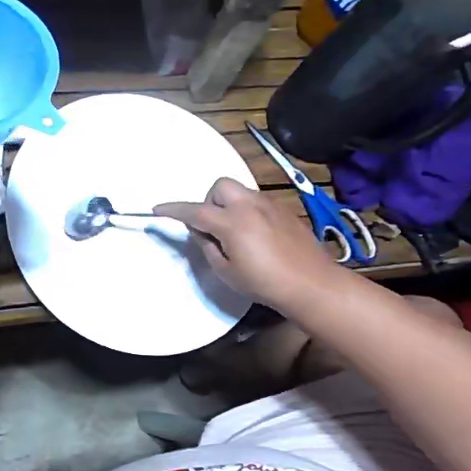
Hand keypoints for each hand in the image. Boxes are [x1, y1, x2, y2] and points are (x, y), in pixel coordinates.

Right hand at [155, 178, 340, 308]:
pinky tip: (256, 237)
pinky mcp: (284, 211)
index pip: (195, 211)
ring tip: (235, 234)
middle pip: (220, 186)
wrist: (311, 283)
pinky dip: (247, 211)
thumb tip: (201, 231)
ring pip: (240, 192)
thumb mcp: (227, 271)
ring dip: (229, 205)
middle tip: (213, 227)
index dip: (174, 210)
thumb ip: (208, 246)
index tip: (158, 209)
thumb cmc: (265, 283)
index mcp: (232, 221)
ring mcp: (270, 205)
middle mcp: (250, 205)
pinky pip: (256, 201)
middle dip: (210, 201)